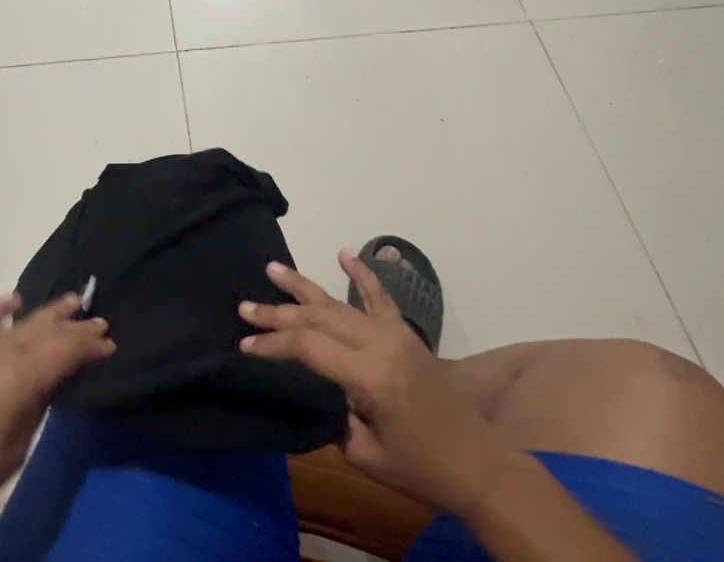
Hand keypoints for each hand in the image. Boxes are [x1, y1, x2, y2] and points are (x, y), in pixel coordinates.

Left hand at [0, 292, 114, 543]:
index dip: (89, 346)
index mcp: (16, 379)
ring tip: (73, 301)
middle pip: (45, 330)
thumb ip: (37, 406)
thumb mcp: (14, 449)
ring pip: (19, 322)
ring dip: (47, 312)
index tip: (110, 345)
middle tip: (100, 321)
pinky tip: (15, 300)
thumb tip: (51, 381)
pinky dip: (1, 309)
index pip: (64, 351)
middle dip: (74, 326)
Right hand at [239, 252, 507, 510]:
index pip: (308, 347)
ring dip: (304, 287)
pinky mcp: (408, 335)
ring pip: (340, 304)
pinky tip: (345, 254)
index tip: (243, 345)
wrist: (480, 465)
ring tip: (273, 268)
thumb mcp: (366, 454)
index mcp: (369, 376)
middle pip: (319, 318)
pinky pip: (381, 298)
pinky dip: (363, 274)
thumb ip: (334, 416)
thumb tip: (314, 389)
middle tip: (244, 307)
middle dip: (278, 313)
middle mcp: (381, 345)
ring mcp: (396, 335)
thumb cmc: (421, 468)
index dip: (272, 344)